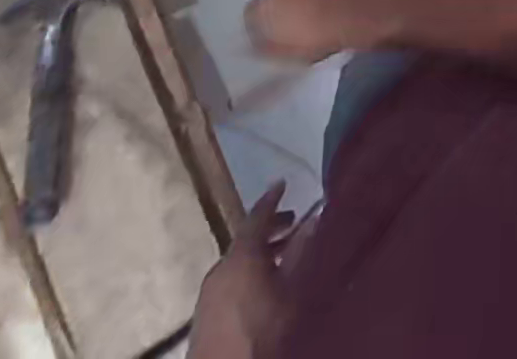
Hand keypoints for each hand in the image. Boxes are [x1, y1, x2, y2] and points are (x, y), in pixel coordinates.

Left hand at [187, 182, 294, 358]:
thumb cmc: (263, 334)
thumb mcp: (292, 291)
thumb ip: (301, 252)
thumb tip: (312, 221)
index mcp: (241, 257)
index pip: (257, 216)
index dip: (272, 199)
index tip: (283, 182)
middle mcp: (221, 267)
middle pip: (247, 237)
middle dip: (271, 227)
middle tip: (295, 222)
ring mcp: (208, 293)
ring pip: (238, 259)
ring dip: (261, 251)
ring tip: (285, 254)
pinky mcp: (204, 314)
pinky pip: (230, 277)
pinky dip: (249, 269)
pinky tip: (265, 283)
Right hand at [245, 0, 384, 62]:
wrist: (348, 17)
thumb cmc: (311, 40)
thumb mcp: (283, 54)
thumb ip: (264, 47)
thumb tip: (255, 44)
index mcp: (263, 7)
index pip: (250, 13)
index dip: (257, 25)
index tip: (266, 36)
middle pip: (271, 0)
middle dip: (277, 11)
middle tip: (289, 28)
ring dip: (295, 2)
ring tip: (308, 19)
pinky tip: (323, 10)